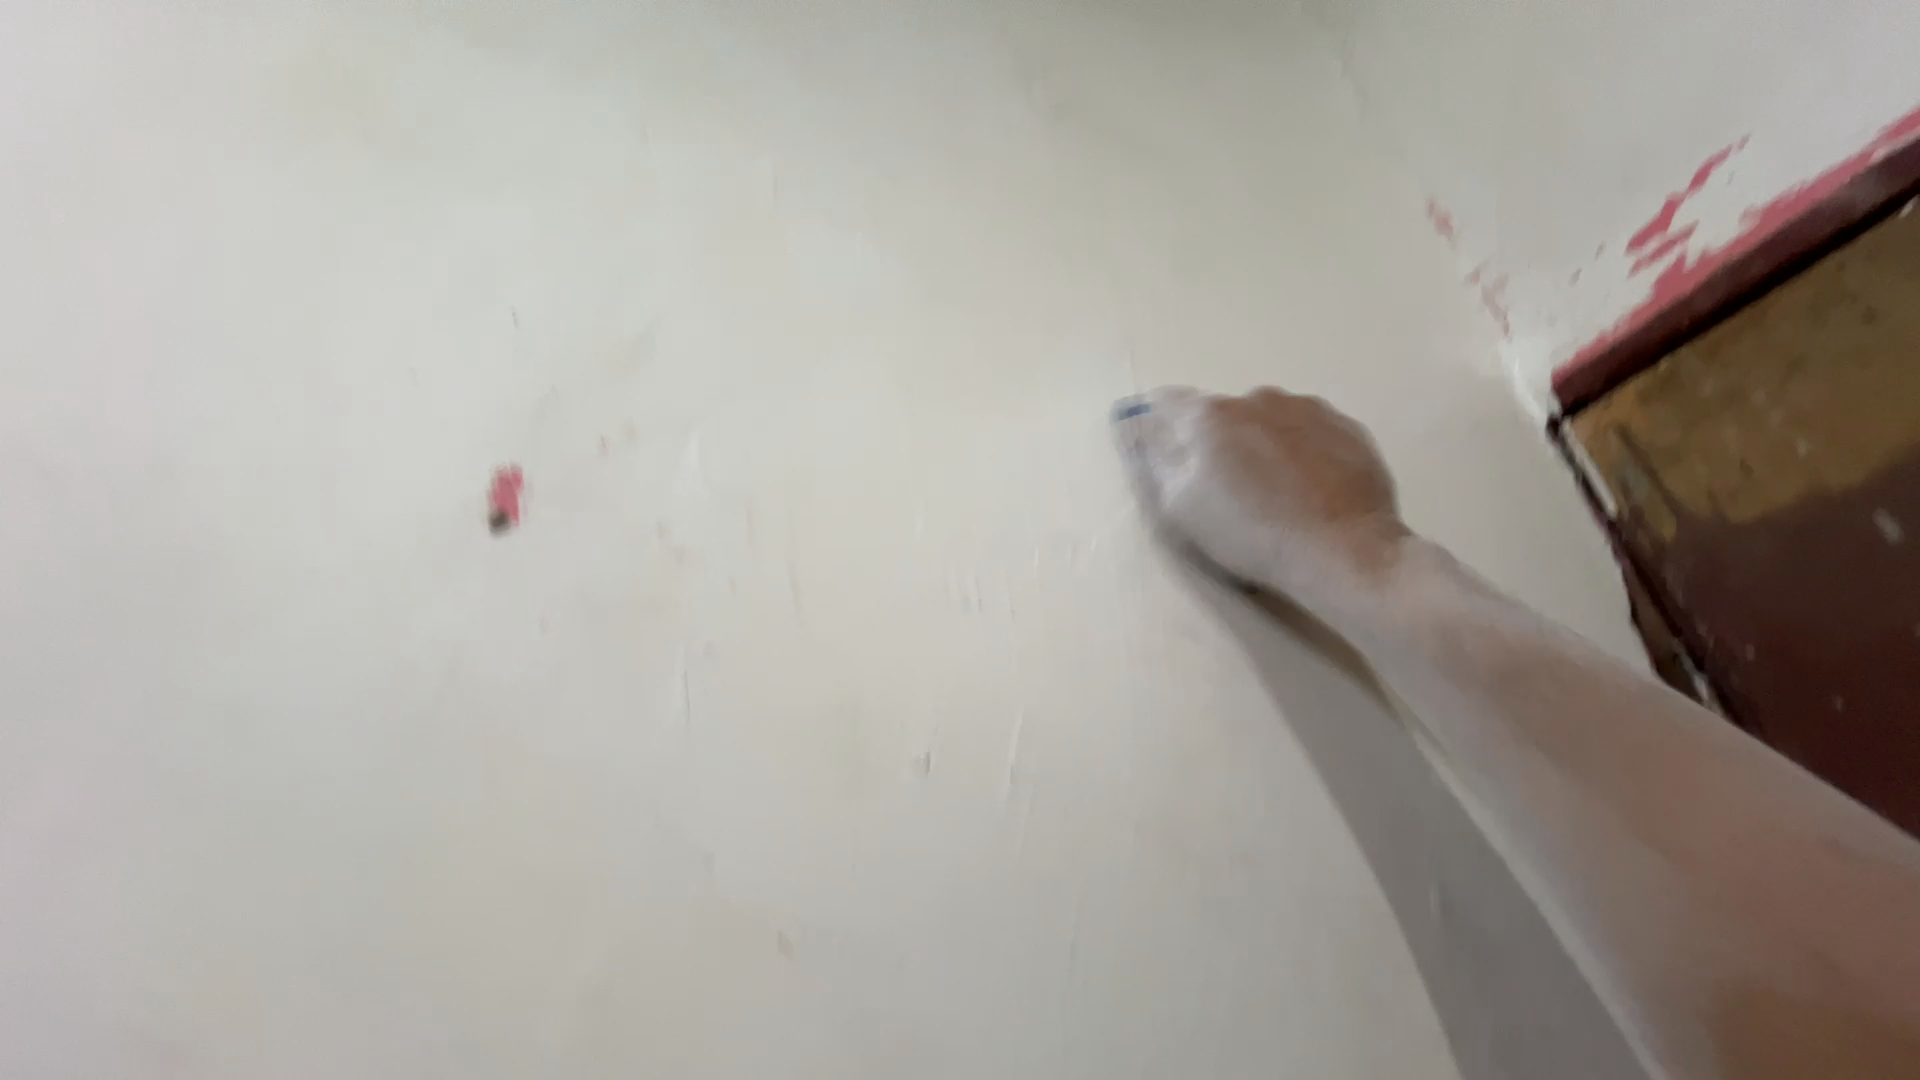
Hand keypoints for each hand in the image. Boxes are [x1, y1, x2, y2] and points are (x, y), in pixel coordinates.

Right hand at [1111, 386, 1409, 608]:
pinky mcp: (1347, 427)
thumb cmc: (1248, 534)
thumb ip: (1154, 458)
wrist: (1343, 551)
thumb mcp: (1179, 507)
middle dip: (1216, 440)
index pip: (1165, 401)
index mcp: (1208, 416)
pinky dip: (1299, 451)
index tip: (1164, 450)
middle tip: (1225, 488)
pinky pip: (1307, 431)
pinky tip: (1307, 490)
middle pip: (1220, 413)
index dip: (1158, 423)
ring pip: (1266, 419)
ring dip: (1260, 444)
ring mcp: (1306, 408)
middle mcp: (1256, 398)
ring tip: (1273, 491)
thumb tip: (1136, 425)